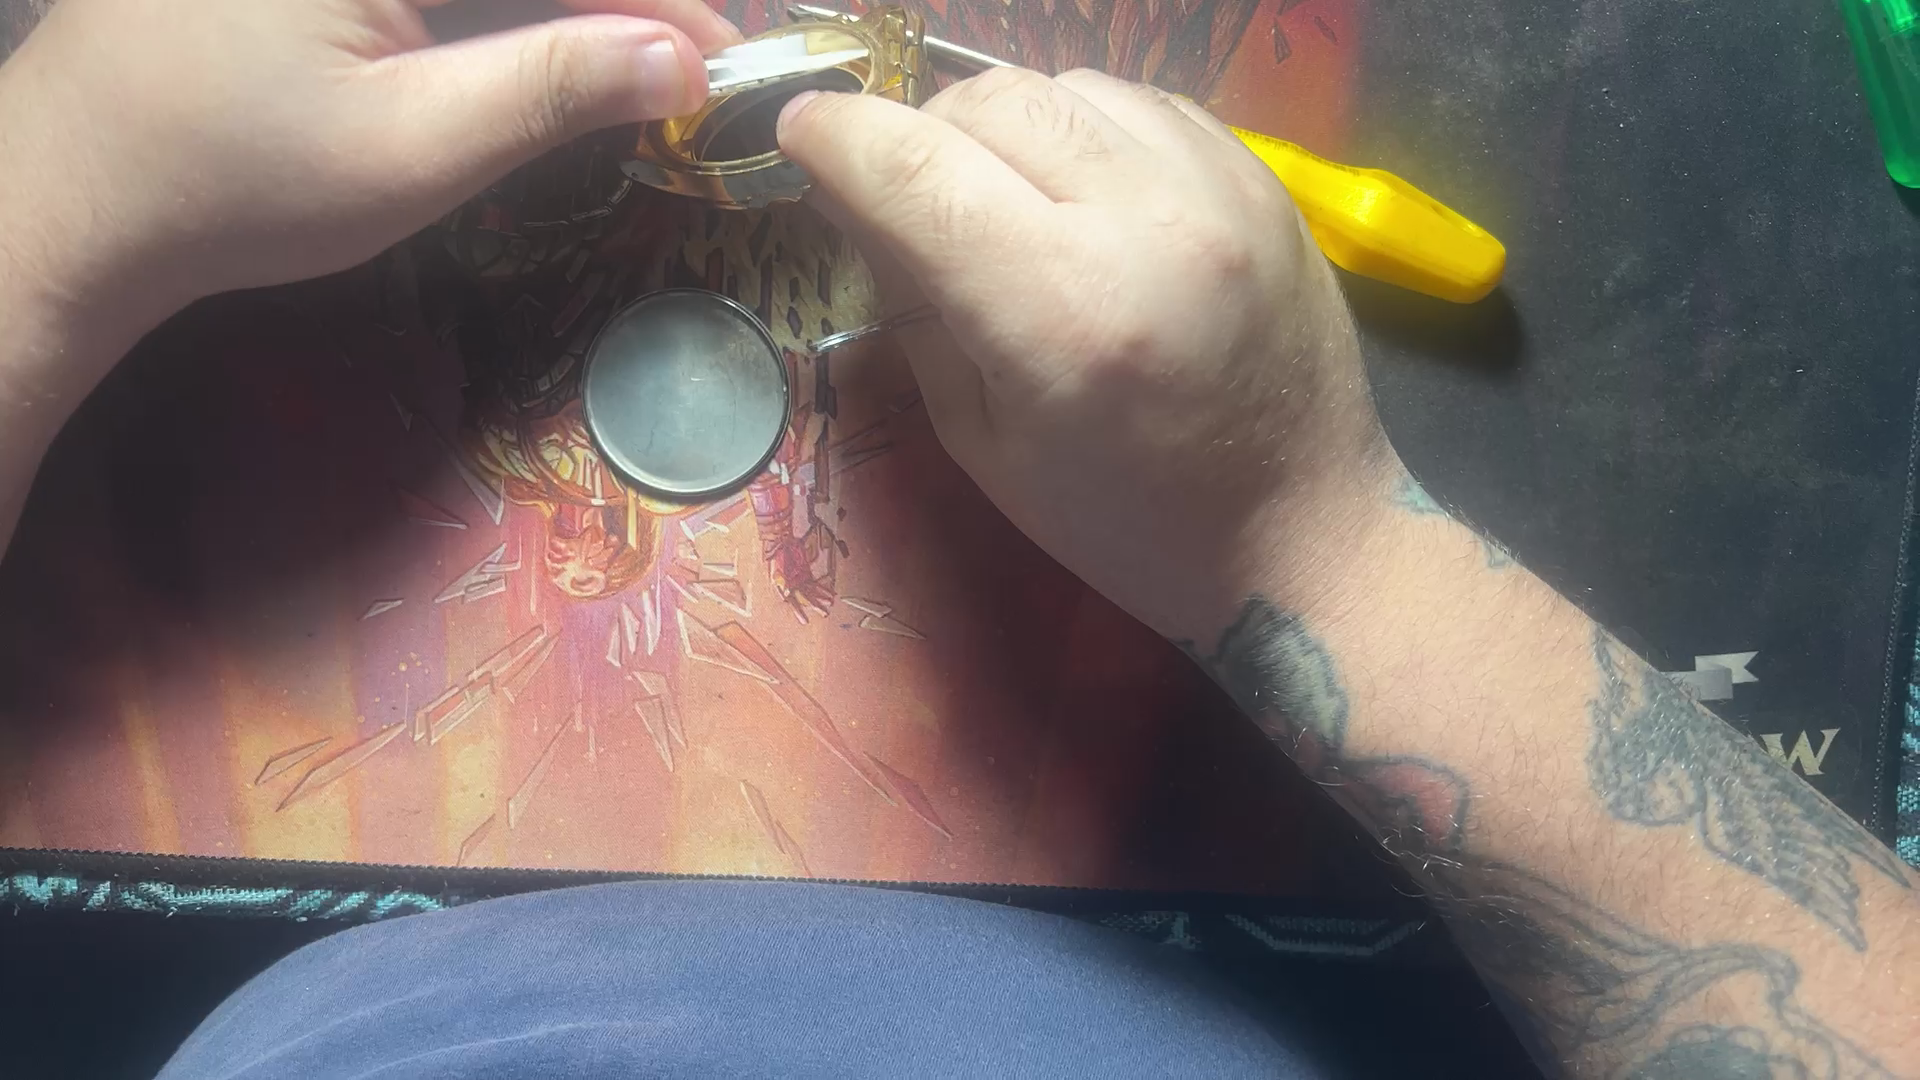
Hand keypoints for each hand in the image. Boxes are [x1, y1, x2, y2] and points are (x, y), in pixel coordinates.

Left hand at [0, 0, 737, 329]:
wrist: (101, 188)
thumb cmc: (256, 180)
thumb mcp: (422, 143)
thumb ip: (553, 88)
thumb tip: (679, 64)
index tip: (725, 55)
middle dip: (632, 0)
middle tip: (700, 64)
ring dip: (590, 7)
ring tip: (659, 60)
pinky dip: (535, 10)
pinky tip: (581, 43)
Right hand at [778, 68, 1395, 636]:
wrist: (1295, 533)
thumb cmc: (1124, 523)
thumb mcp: (987, 445)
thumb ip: (918, 317)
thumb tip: (864, 214)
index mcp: (1060, 317)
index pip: (915, 174)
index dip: (837, 139)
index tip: (800, 135)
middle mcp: (1145, 223)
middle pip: (985, 101)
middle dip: (915, 134)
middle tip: (906, 194)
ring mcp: (1219, 186)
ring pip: (1062, 84)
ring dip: (1000, 128)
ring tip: (1002, 203)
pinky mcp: (1261, 178)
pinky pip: (1135, 106)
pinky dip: (1080, 134)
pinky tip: (1082, 199)